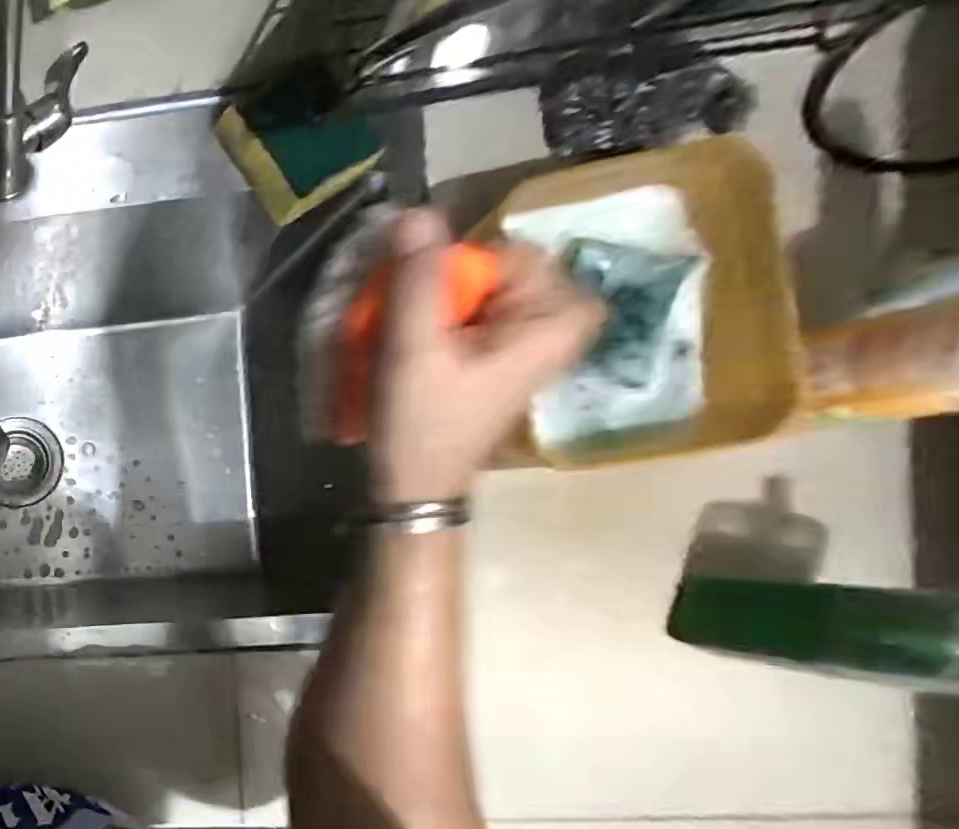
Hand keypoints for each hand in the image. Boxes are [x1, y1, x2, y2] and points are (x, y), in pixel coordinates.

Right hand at [371, 209, 603, 502]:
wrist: (415, 487)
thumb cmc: (422, 423)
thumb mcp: (414, 349)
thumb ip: (417, 279)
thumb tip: (413, 211)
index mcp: (560, 313)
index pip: (497, 254)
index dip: (444, 275)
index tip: (410, 313)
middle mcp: (560, 319)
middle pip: (486, 273)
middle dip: (434, 294)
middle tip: (399, 332)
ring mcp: (533, 340)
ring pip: (472, 295)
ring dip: (427, 311)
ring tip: (398, 348)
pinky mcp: (506, 356)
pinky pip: (469, 317)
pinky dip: (435, 327)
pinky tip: (410, 356)